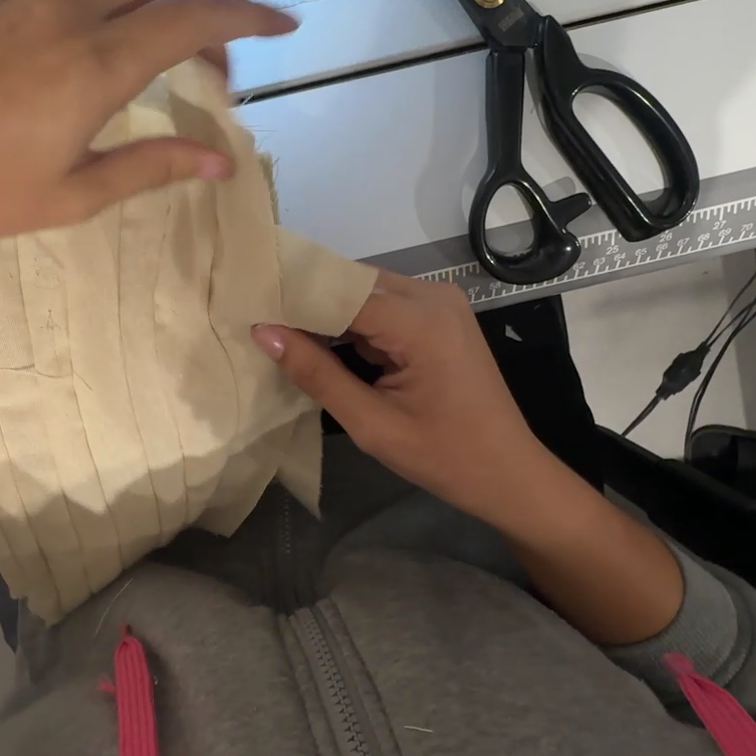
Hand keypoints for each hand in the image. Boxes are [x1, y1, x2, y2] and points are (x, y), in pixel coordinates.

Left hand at [0, 0, 298, 287]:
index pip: (195, 18)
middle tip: (216, 64)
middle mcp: (66, 7)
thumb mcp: (73, 195)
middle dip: (208, 14)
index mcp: (97, 64)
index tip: (283, 27)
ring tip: (175, 1)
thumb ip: (153, 166)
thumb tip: (222, 162)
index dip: (248, 18)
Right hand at [252, 272, 556, 528]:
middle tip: (257, 318)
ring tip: (278, 330)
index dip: (291, 298)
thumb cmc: (445, 457)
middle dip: (306, 300)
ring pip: (365, 290)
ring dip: (327, 311)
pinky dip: (352, 321)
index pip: (340, 291)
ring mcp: (440, 302)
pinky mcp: (440, 315)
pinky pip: (384, 305)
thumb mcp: (372, 423)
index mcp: (421, 321)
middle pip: (352, 282)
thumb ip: (316, 374)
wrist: (510, 473)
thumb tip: (263, 332)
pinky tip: (319, 340)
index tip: (246, 306)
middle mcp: (433, 296)